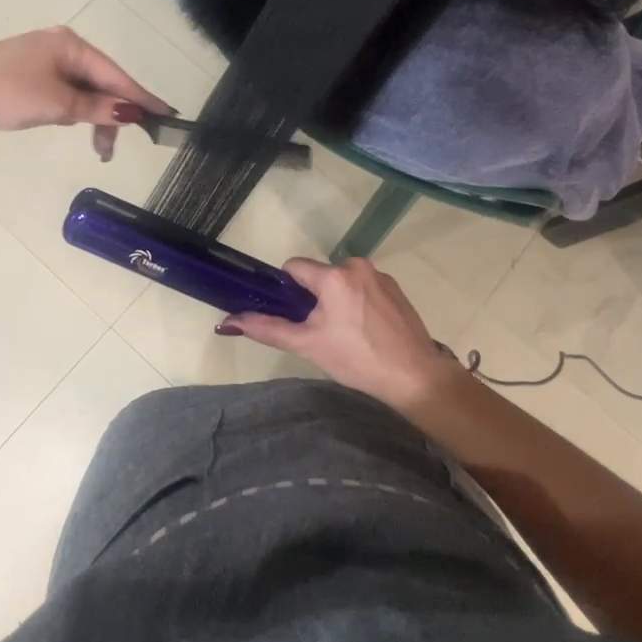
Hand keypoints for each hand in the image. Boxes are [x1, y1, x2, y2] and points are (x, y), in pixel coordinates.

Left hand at [0, 28, 170, 157]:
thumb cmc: (5, 92)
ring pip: (84, 89)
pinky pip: (66, 91)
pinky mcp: (29, 73)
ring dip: (94, 117)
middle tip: (112, 148)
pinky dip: (75, 111)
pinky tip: (73, 125)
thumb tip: (132, 111)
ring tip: (96, 148)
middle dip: (112, 114)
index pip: (116, 74)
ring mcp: (43, 58)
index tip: (167, 115)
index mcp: (71, 45)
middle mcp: (61, 45)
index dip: (141, 98)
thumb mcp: (57, 104)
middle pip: (102, 81)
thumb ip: (97, 108)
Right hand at [222, 257, 467, 409]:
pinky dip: (358, 303)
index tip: (295, 316)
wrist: (413, 375)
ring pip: (342, 282)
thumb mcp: (307, 344)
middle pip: (319, 275)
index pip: (294, 267)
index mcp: (333, 275)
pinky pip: (364, 288)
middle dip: (315, 299)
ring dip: (337, 301)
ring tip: (347, 334)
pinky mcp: (396, 288)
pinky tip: (367, 331)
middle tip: (322, 331)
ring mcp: (380, 275)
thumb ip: (267, 328)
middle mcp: (357, 265)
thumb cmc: (356, 359)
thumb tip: (228, 321)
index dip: (288, 290)